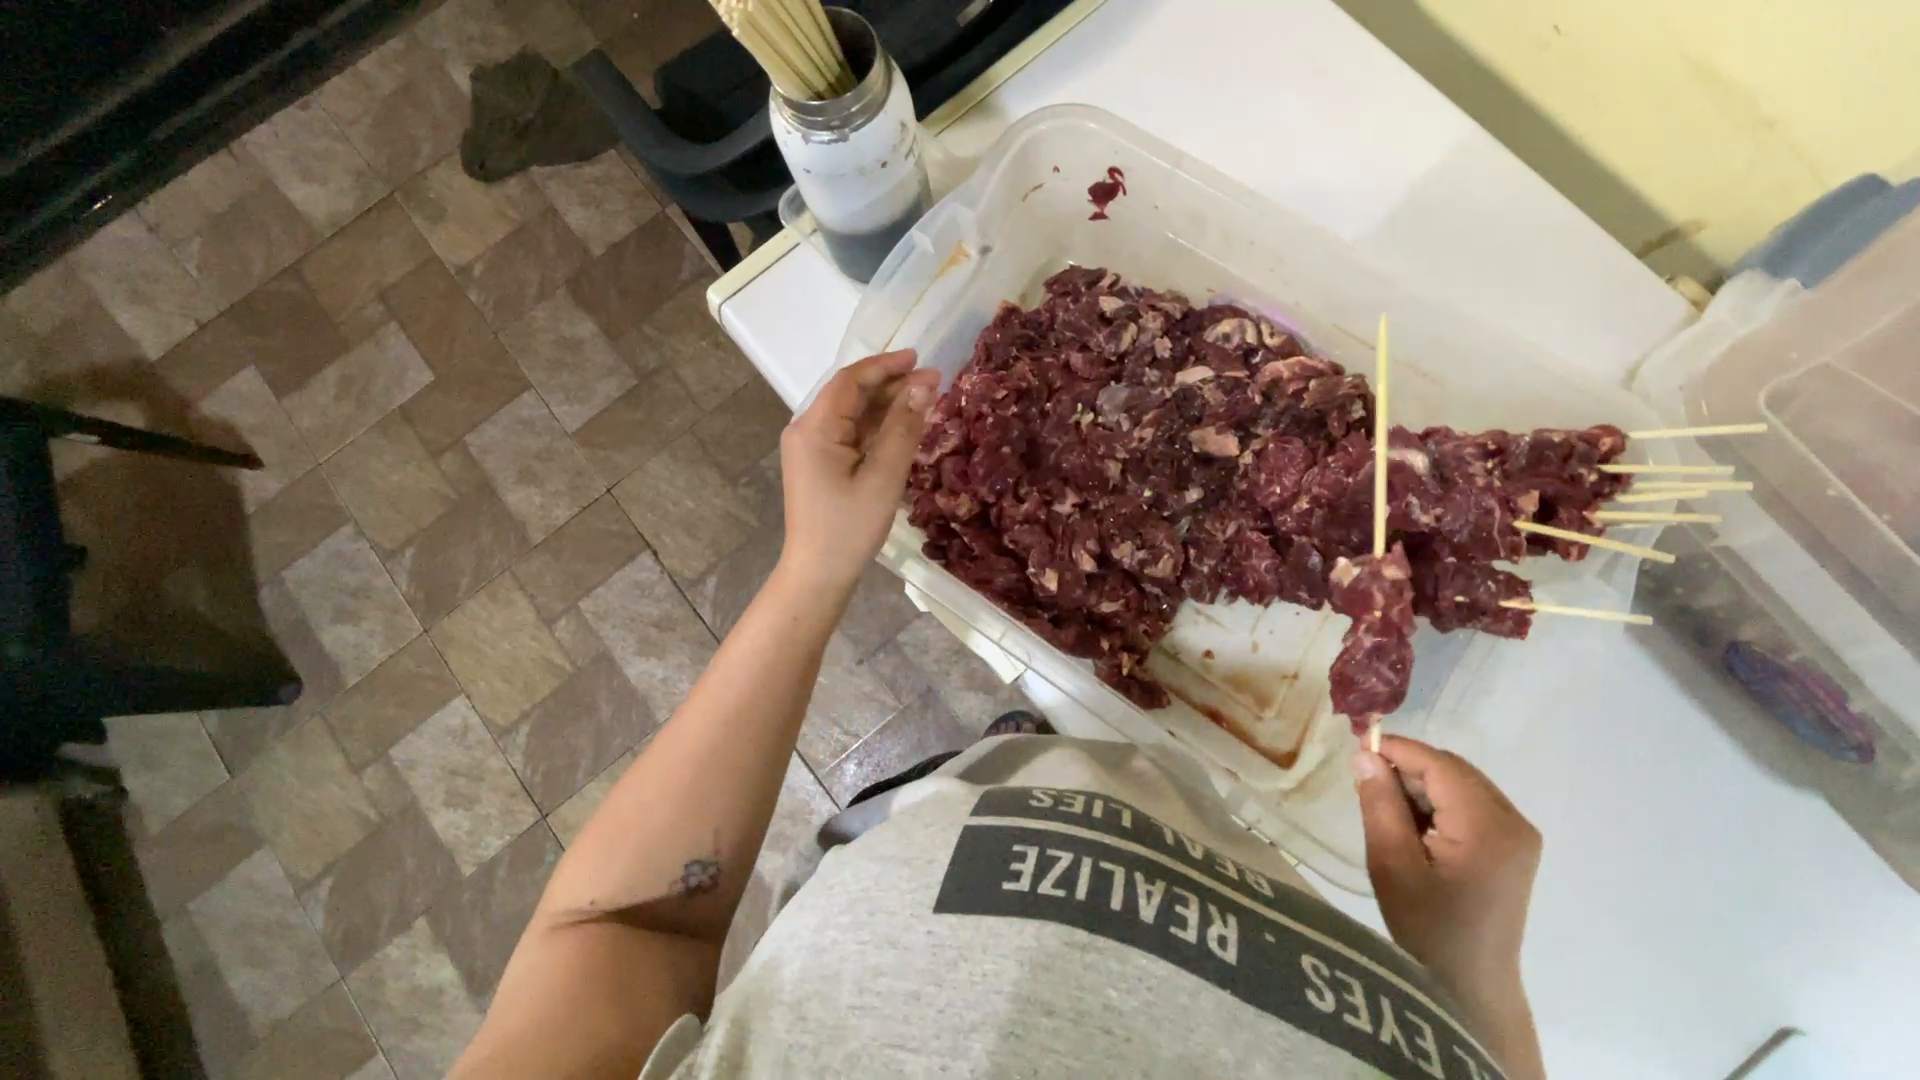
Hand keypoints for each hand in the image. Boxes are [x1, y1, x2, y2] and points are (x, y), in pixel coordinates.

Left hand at [778, 350, 939, 593]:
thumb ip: (903, 429)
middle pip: (850, 394)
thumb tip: (924, 387)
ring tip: (926, 400)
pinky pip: (850, 434)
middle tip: (934, 382)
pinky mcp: (820, 465)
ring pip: (852, 414)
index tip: (920, 359)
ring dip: (887, 406)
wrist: (819, 573)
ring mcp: (812, 449)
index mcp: (814, 428)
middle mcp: (807, 431)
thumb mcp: (883, 477)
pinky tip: (905, 426)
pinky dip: (877, 428)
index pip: (850, 381)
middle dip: (891, 385)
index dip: (886, 366)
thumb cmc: (849, 528)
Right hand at [1352, 736, 1540, 1002]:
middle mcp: (1514, 821)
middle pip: (1453, 771)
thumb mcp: (1391, 862)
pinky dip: (1439, 804)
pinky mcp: (1514, 847)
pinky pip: (1471, 804)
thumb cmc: (1426, 925)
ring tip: (1386, 809)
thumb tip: (1365, 755)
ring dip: (1422, 786)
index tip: (1355, 747)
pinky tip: (1414, 826)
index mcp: (1488, 825)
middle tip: (1364, 782)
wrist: (1469, 982)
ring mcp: (1519, 834)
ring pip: (1461, 784)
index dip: (1397, 749)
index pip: (1439, 764)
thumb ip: (1379, 803)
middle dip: (1408, 768)